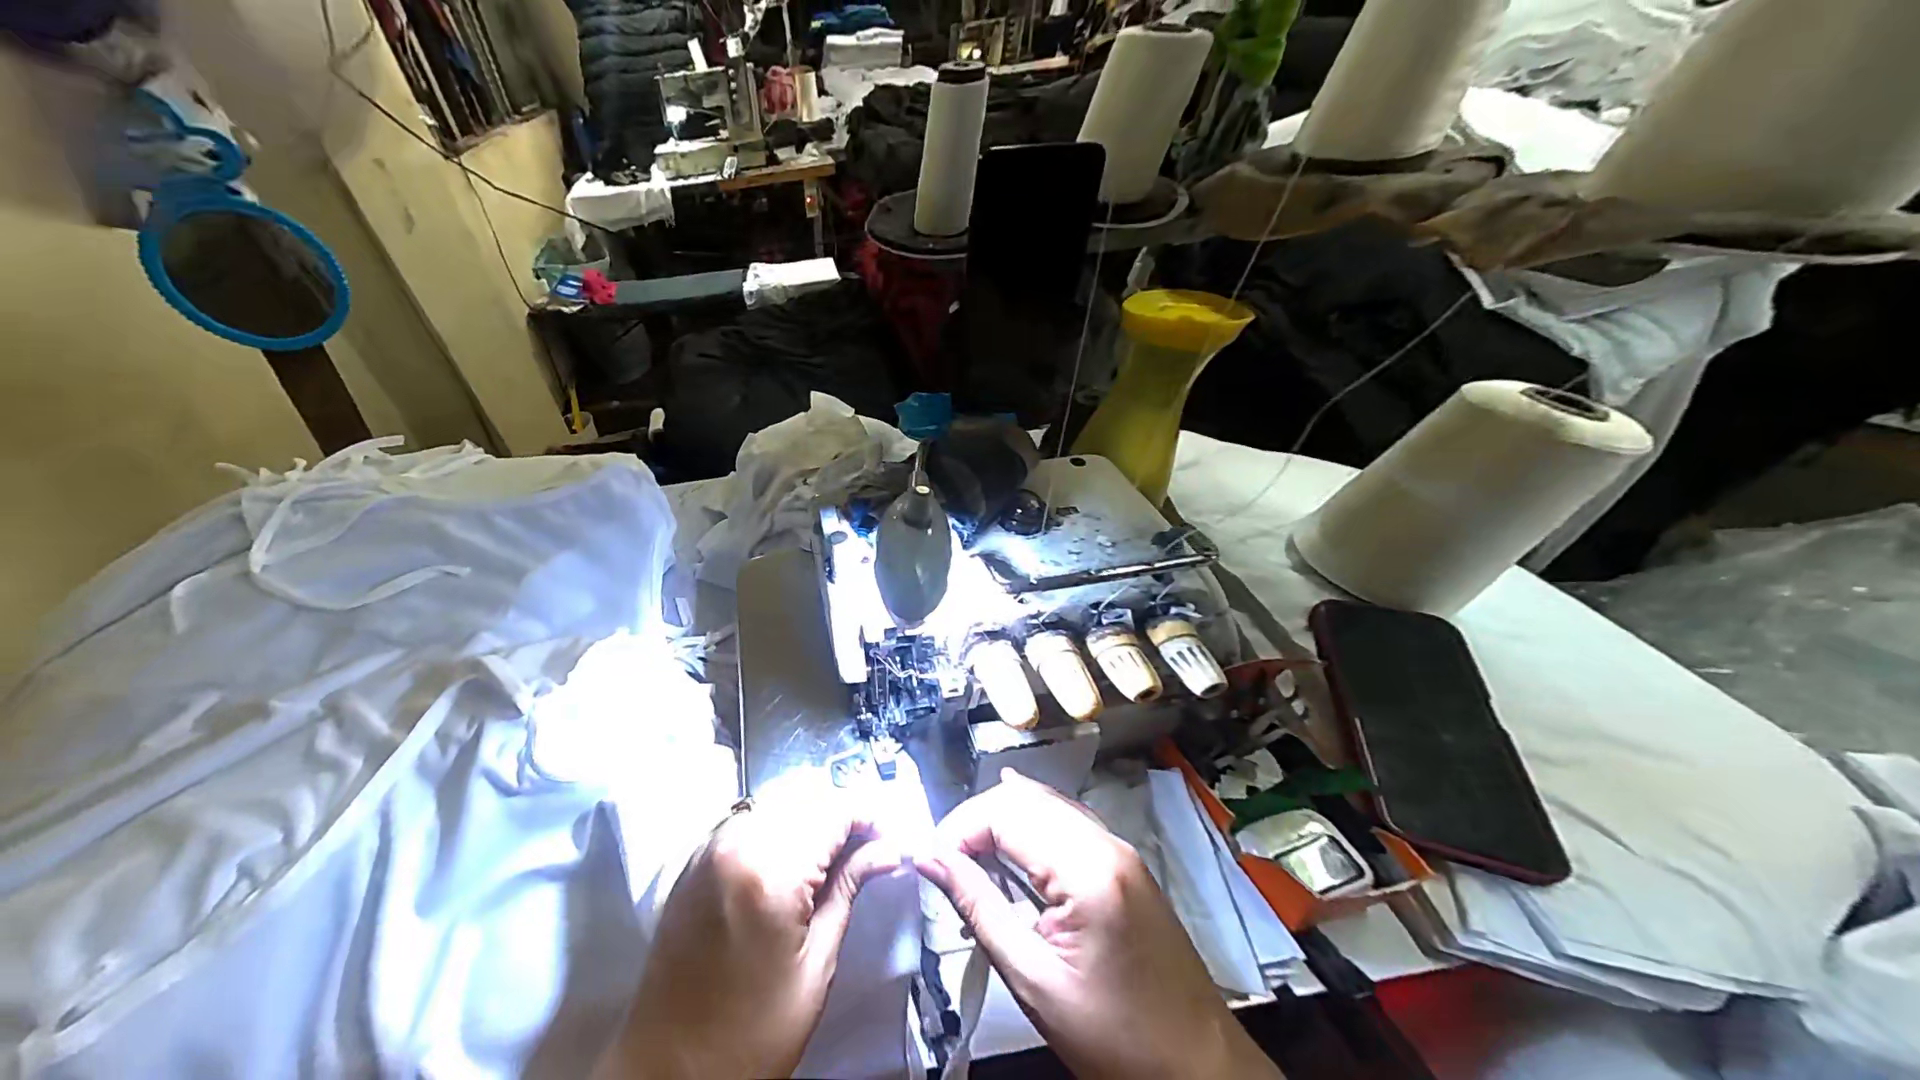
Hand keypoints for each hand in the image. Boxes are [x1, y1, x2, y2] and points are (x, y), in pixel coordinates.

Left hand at [595, 799, 902, 1079]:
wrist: (667, 1072)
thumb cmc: (752, 1033)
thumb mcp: (816, 965)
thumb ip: (849, 890)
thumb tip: (888, 850)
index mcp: (770, 873)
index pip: (834, 811)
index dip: (870, 818)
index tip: (891, 840)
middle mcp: (735, 847)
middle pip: (805, 800)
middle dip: (842, 818)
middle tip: (869, 850)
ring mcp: (707, 852)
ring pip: (776, 804)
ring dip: (810, 819)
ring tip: (833, 857)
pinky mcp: (692, 864)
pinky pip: (746, 822)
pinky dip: (777, 827)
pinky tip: (792, 859)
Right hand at [916, 771, 1282, 1079]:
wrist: (1197, 1066)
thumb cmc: (1114, 1036)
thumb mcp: (1033, 978)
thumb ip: (978, 906)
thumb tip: (931, 858)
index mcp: (1088, 867)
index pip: (1006, 812)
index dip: (960, 828)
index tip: (931, 862)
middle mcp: (1107, 843)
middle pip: (1026, 799)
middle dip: (977, 821)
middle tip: (944, 862)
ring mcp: (1120, 849)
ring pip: (1046, 804)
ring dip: (1001, 822)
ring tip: (967, 858)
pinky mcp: (1123, 863)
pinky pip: (1067, 823)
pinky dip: (1031, 827)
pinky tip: (1008, 838)